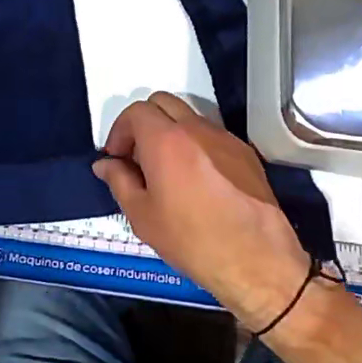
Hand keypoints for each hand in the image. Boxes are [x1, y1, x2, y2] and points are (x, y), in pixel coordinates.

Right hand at [93, 93, 312, 330]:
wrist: (256, 259)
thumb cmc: (191, 240)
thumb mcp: (142, 216)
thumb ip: (119, 181)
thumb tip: (106, 164)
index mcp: (166, 140)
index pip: (136, 111)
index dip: (119, 131)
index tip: (117, 158)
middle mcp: (196, 128)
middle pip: (162, 103)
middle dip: (144, 123)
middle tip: (137, 159)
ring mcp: (225, 138)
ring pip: (189, 118)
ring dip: (171, 133)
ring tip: (167, 172)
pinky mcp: (245, 153)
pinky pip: (212, 136)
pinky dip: (196, 145)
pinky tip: (197, 182)